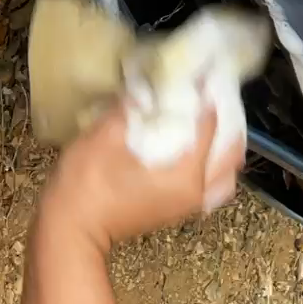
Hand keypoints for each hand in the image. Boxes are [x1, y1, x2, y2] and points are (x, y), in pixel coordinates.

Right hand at [35, 101, 244, 254]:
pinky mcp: (176, 211)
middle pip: (231, 154)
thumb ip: (128, 110)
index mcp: (186, 174)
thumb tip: (142, 89)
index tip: (203, 75)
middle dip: (225, 122)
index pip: (210, 127)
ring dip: (222, 147)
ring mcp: (189, 205)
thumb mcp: (104, 137)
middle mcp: (198, 192)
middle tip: (210, 97)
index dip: (208, 97)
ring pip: (225, 174)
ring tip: (206, 124)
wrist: (71, 229)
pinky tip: (191, 151)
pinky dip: (210, 165)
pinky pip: (211, 185)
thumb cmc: (86, 184)